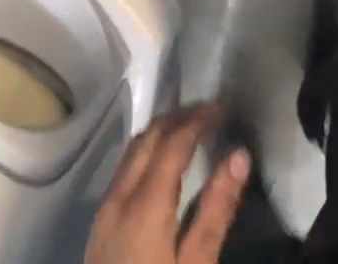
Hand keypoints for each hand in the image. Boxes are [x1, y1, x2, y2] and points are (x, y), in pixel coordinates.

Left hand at [85, 103, 249, 263]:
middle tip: (211, 113)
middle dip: (179, 118)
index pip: (172, 142)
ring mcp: (104, 213)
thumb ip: (216, 210)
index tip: (223, 109)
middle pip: (147, 139)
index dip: (198, 119)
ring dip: (161, 133)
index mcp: (144, 204)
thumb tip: (238, 155)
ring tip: (192, 131)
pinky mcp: (100, 228)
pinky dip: (147, 153)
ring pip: (131, 153)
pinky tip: (165, 166)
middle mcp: (118, 198)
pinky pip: (124, 171)